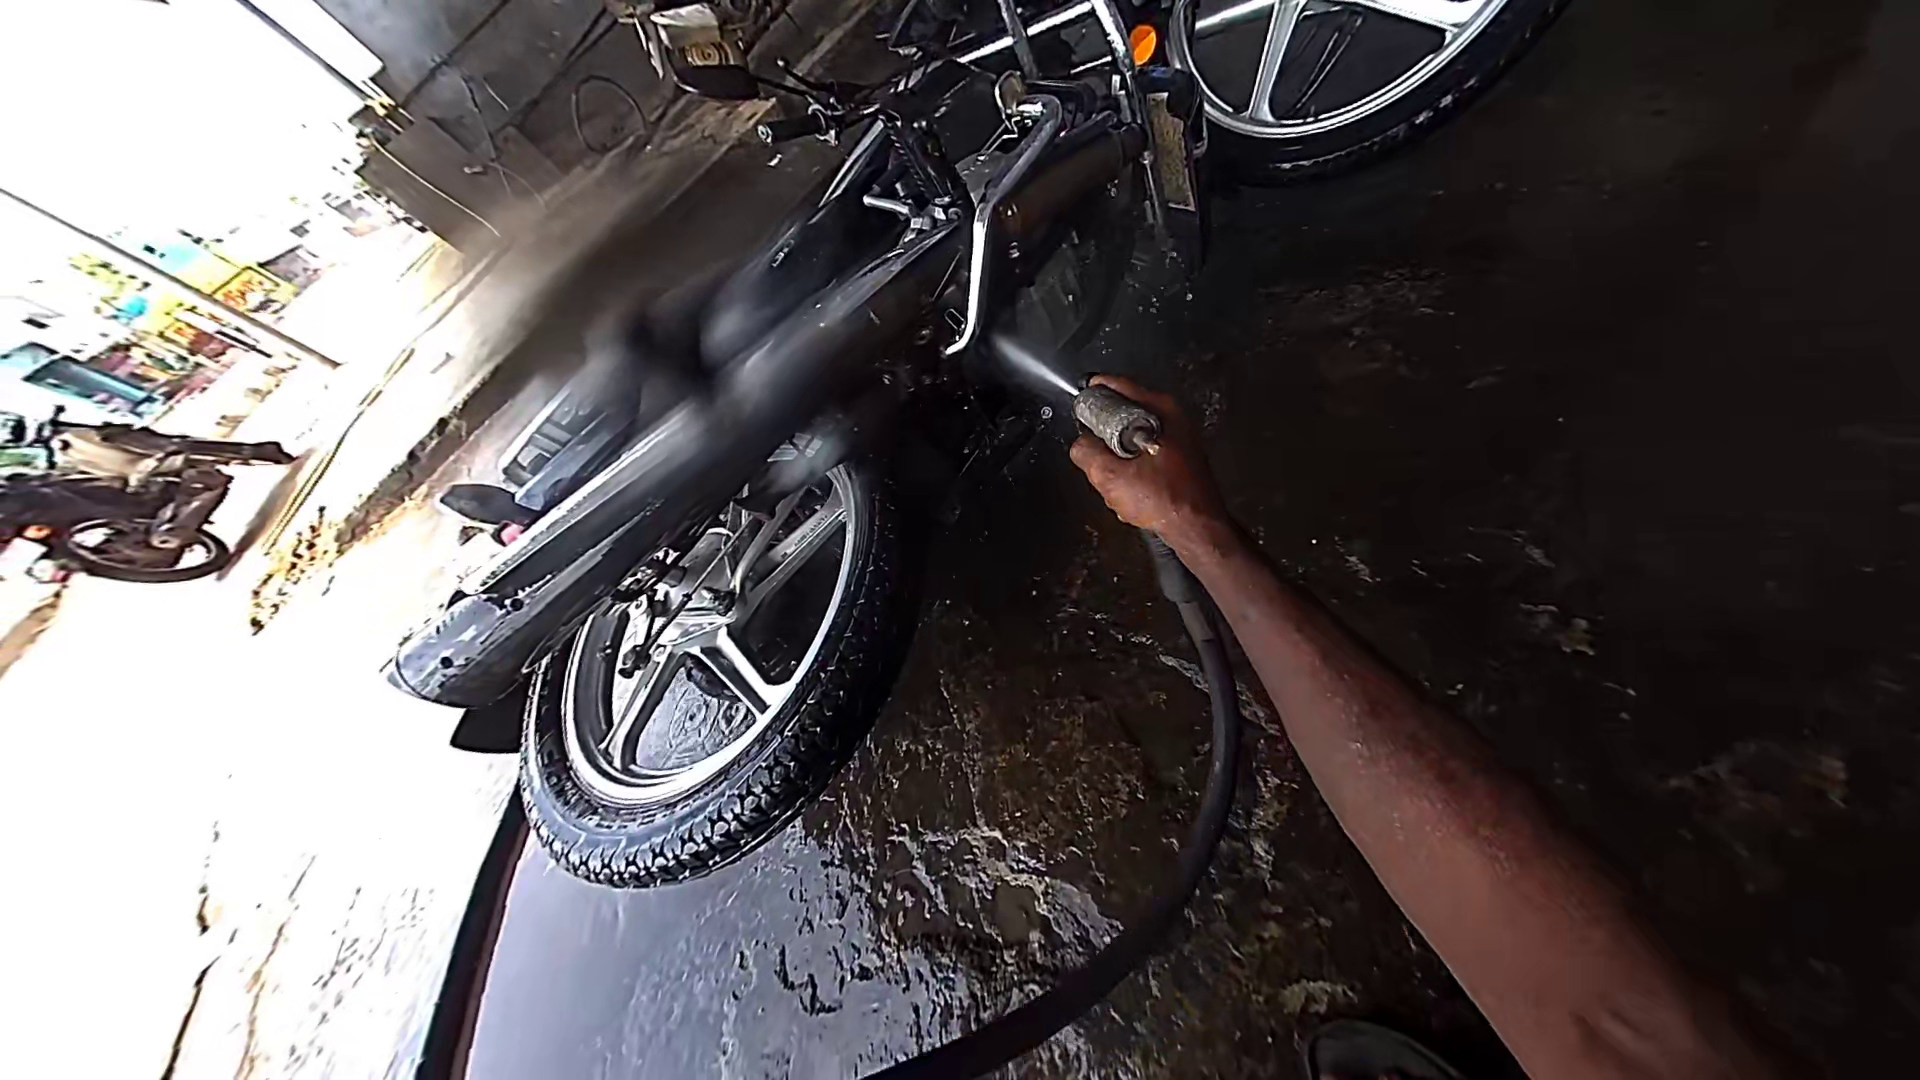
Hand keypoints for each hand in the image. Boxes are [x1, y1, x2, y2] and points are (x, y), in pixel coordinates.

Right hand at [1069, 375, 1237, 558]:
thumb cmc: (1164, 500)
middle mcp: (1172, 418)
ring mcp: (1177, 438)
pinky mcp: (1177, 459)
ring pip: (1130, 438)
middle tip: (1094, 453)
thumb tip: (1080, 444)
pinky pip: (1141, 454)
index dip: (1093, 393)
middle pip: (1122, 413)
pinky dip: (1130, 468)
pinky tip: (1130, 490)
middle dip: (1103, 434)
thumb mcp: (1110, 476)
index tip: (1078, 402)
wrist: (1197, 528)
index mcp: (1160, 411)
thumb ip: (1087, 453)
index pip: (1118, 385)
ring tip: (1115, 479)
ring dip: (1116, 456)